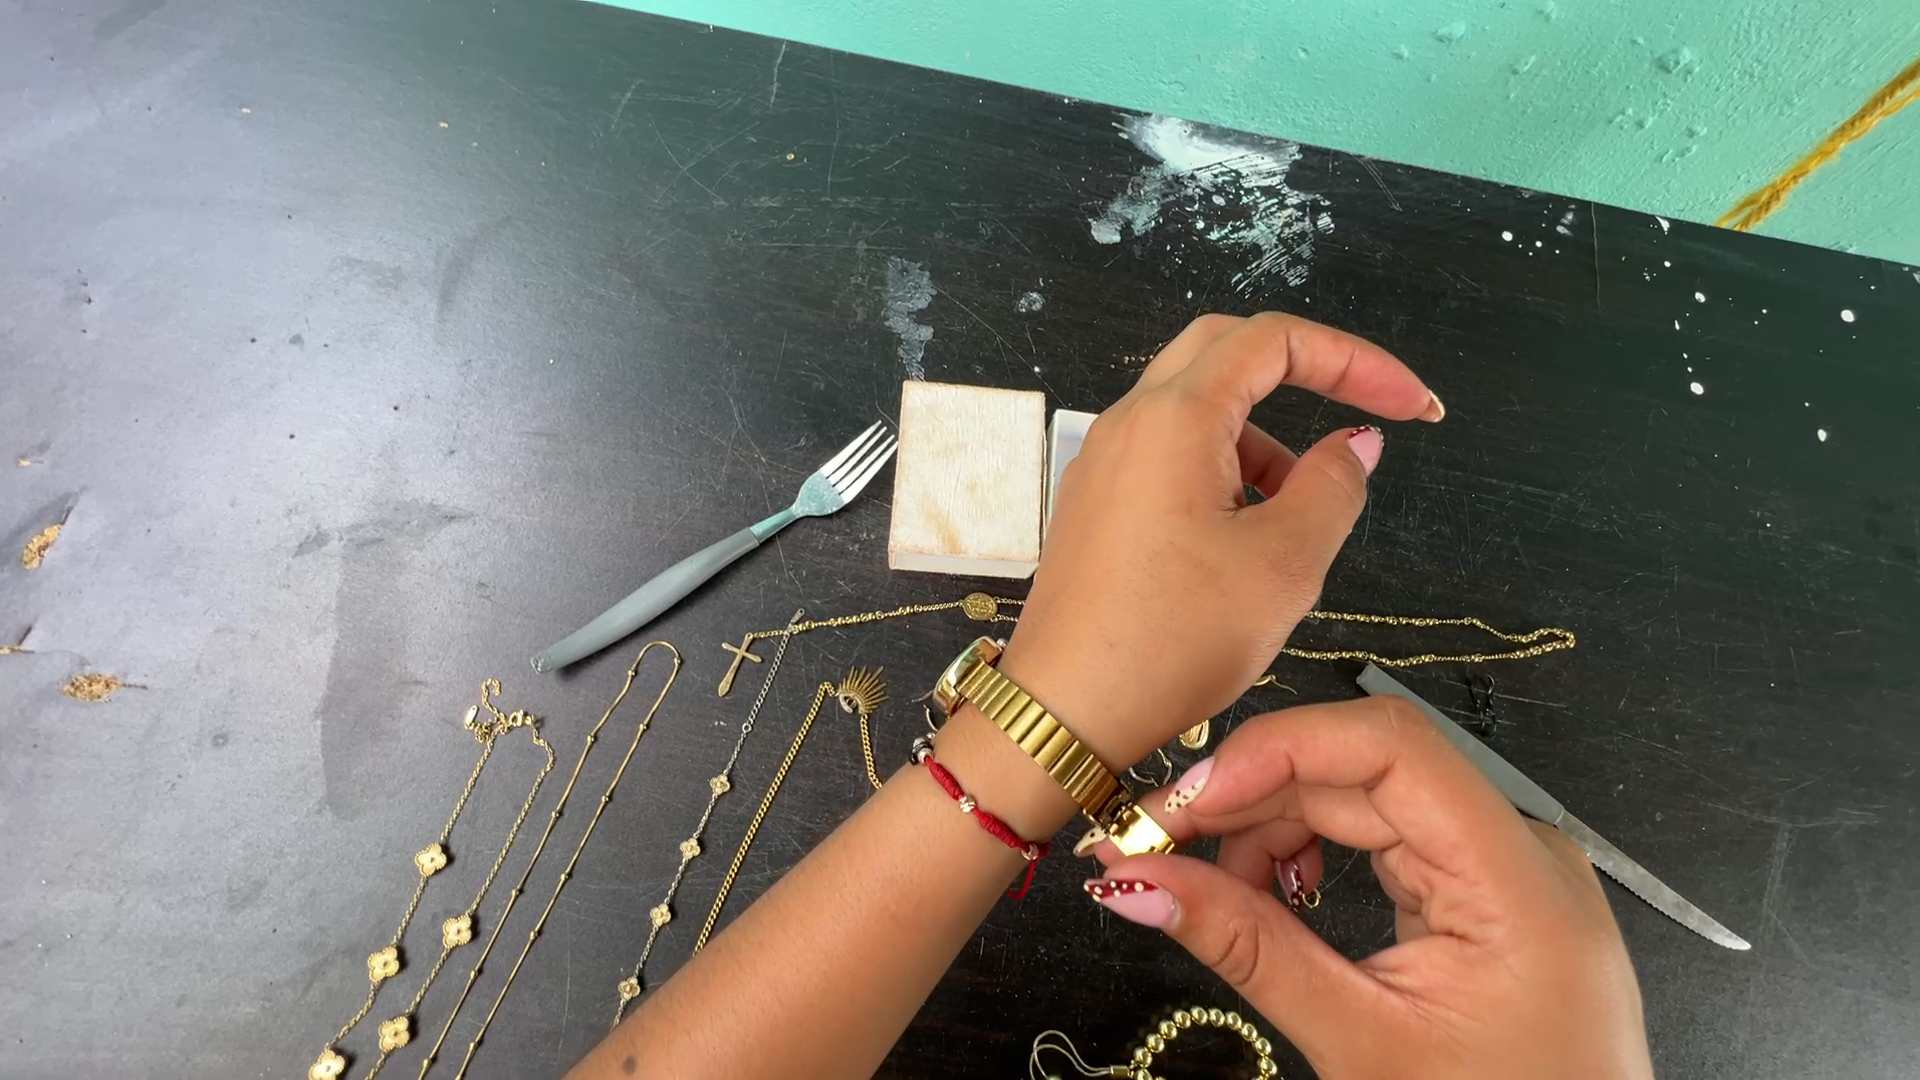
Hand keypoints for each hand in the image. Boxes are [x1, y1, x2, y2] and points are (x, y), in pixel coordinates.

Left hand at [1001, 312, 1441, 765]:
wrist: (1065, 707)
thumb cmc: (1175, 635)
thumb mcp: (1283, 563)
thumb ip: (1333, 485)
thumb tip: (1353, 443)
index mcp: (1171, 417)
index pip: (1272, 339)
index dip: (1355, 360)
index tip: (1412, 407)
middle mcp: (1125, 424)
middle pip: (1221, 355)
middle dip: (1300, 377)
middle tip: (1355, 425)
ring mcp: (1099, 464)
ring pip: (1193, 416)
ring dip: (1257, 446)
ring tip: (1288, 525)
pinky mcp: (1092, 505)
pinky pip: (1162, 461)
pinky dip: (1215, 476)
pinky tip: (1235, 543)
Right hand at [1083, 697, 1652, 1079]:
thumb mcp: (1360, 1047)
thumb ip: (1243, 948)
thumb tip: (1129, 883)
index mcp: (1515, 880)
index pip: (1390, 746)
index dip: (1280, 748)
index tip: (1192, 798)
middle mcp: (1505, 841)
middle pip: (1350, 767)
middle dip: (1243, 793)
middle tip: (1152, 837)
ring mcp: (1482, 854)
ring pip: (1341, 791)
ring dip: (1257, 823)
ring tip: (1201, 880)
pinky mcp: (1455, 874)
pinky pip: (1355, 826)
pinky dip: (1290, 847)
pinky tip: (1259, 891)